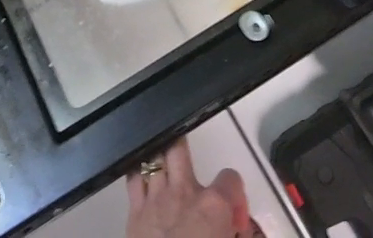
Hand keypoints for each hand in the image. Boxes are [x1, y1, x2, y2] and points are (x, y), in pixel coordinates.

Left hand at [126, 140, 260, 237]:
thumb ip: (237, 234)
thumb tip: (238, 230)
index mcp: (214, 206)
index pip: (230, 178)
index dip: (235, 190)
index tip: (234, 208)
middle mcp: (184, 193)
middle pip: (179, 148)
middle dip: (183, 145)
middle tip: (187, 155)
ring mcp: (156, 199)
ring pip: (154, 158)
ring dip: (160, 159)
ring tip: (165, 161)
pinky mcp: (134, 212)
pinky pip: (133, 180)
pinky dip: (139, 175)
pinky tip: (144, 179)